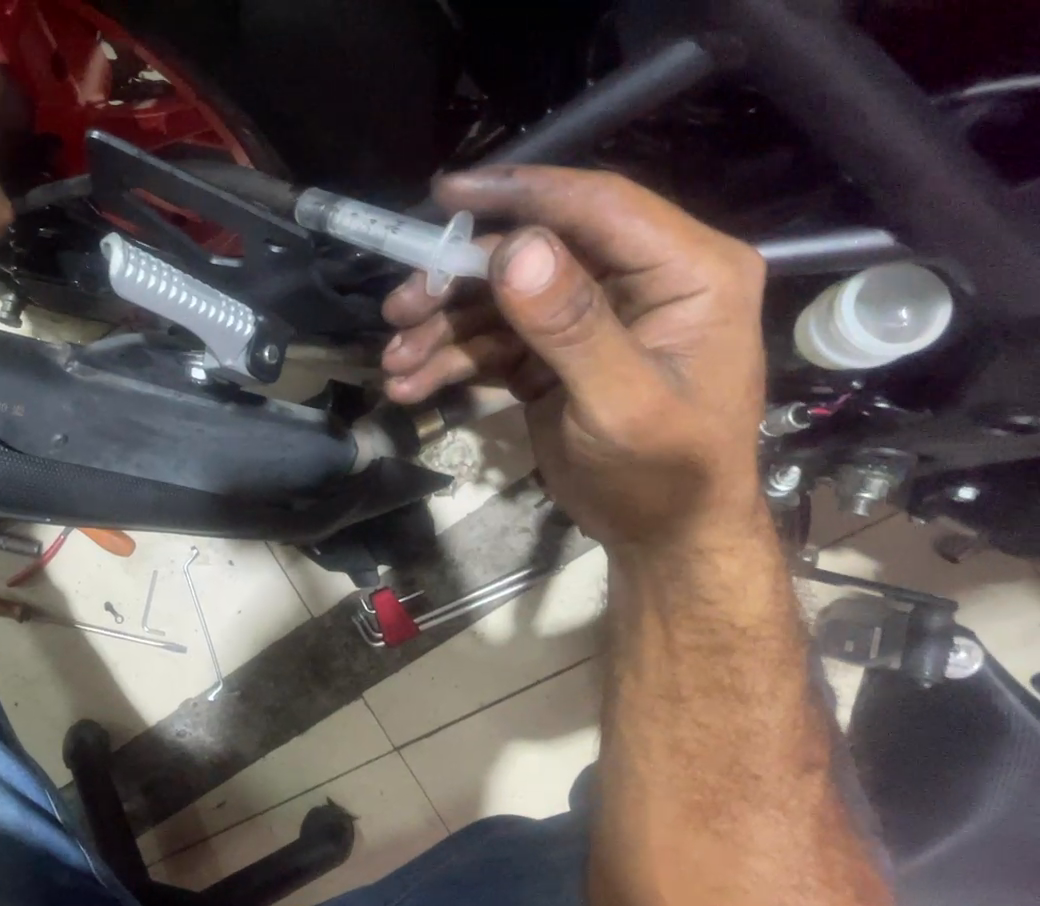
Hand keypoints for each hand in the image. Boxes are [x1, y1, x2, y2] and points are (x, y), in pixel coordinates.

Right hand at [381, 167, 768, 552]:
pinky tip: (412, 386)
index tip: (444, 195)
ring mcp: (590, 318)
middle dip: (456, 283)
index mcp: (684, 272)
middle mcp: (636, 281)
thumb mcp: (622, 405)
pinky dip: (448, 361)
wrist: (662, 535)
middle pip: (529, 255)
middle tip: (399, 310)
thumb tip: (516, 253)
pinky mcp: (552, 354)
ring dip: (441, 330)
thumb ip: (575, 328)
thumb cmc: (666, 474)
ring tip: (396, 365)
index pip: (596, 208)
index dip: (519, 194)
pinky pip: (490, 341)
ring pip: (498, 300)